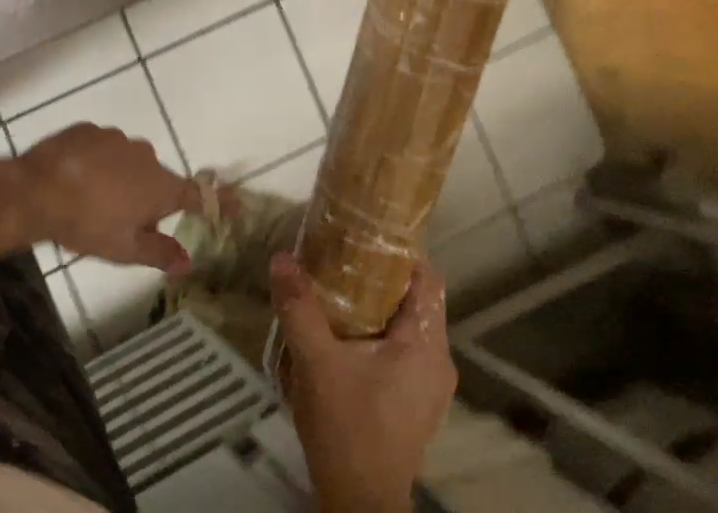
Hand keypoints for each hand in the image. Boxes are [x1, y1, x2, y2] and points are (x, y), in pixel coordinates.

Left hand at [14, 123, 203, 271]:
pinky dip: (95, 159)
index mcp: (160, 186)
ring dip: (119, 175)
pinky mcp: (86, 129)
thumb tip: (188, 262)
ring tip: (91, 196)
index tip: (238, 202)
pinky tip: (75, 175)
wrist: (35, 189)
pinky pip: (100, 147)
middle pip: (155, 178)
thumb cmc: (85, 223)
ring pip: (126, 160)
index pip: (199, 195)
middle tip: (120, 218)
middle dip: (145, 195)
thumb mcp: (123, 248)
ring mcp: (114, 138)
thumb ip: (159, 252)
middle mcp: (145, 155)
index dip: (218, 201)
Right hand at [269, 252, 455, 512]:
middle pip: (412, 302)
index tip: (363, 231)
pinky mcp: (409, 399)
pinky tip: (332, 331)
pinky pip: (393, 348)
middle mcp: (436, 361)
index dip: (400, 251)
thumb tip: (282, 257)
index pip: (428, 281)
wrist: (360, 494)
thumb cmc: (347, 423)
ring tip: (325, 286)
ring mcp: (425, 384)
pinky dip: (367, 329)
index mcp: (425, 346)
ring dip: (367, 303)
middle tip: (332, 253)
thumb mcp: (316, 359)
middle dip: (373, 274)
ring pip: (401, 326)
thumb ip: (299, 307)